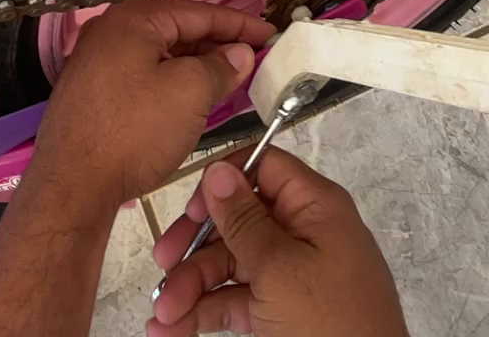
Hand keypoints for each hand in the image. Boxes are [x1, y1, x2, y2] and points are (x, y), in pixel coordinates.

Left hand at [32, 0, 276, 208]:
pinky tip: (189, 96)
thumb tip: (240, 53)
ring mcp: (96, 60)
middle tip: (253, 55)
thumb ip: (220, 66)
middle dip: (217, 43)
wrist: (70, 187)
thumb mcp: (189, 93)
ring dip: (195, 63)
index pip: (198, 11)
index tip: (270, 33)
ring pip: (159, 53)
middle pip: (176, 29)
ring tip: (229, 77)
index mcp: (134, 18)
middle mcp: (110, 29)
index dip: (239, 23)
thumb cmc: (133, 131)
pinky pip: (142, 72)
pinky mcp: (91, 90)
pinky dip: (170, 79)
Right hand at [149, 147, 407, 336]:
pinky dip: (204, 311)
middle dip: (195, 245)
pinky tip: (170, 328)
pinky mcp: (280, 312)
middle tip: (160, 262)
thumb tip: (218, 168)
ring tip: (160, 315)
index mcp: (313, 206)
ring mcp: (290, 274)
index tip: (191, 210)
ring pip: (230, 263)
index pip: (262, 167)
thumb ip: (243, 219)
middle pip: (238, 219)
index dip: (224, 181)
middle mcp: (301, 232)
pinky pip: (235, 299)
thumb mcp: (280, 268)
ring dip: (191, 286)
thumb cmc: (328, 322)